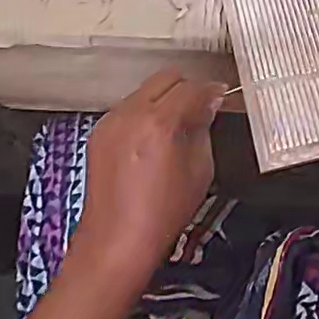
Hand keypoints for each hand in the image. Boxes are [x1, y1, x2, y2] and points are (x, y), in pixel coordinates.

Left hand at [75, 69, 225, 272]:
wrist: (118, 239)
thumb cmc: (163, 212)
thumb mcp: (200, 170)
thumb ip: (203, 130)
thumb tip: (207, 106)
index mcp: (160, 123)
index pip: (191, 88)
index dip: (211, 90)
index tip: (220, 96)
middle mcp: (131, 114)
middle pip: (165, 78)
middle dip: (186, 88)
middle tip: (201, 107)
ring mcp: (110, 121)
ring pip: (145, 90)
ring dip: (164, 99)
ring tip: (177, 125)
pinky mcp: (99, 132)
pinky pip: (128, 108)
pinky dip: (145, 113)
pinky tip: (154, 138)